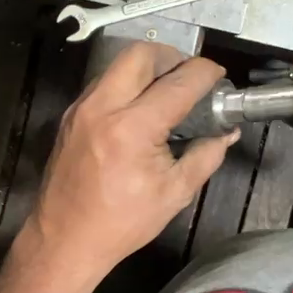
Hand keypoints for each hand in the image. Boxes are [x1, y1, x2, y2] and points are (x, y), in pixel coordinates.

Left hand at [15, 43, 236, 288]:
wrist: (65, 239)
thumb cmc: (122, 223)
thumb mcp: (175, 193)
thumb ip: (206, 156)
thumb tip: (226, 132)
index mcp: (132, 129)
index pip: (178, 82)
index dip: (206, 73)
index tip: (219, 77)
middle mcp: (102, 108)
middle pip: (141, 54)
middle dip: (172, 57)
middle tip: (189, 79)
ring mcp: (81, 109)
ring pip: (118, 66)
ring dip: (146, 70)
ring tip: (166, 94)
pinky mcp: (70, 116)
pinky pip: (102, 84)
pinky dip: (125, 85)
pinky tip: (140, 110)